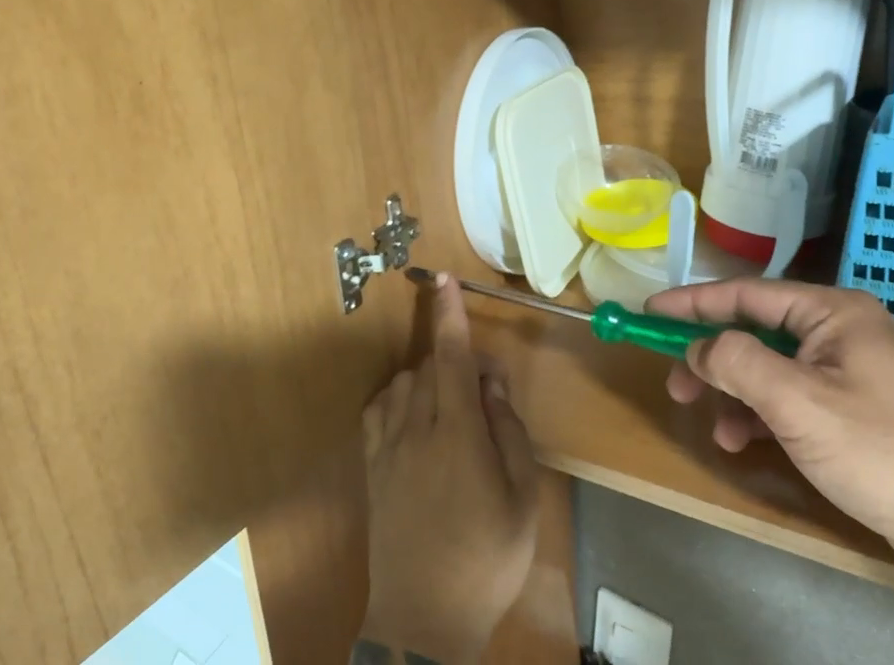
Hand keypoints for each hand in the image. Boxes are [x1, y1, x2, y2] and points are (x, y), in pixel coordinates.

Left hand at [359, 273, 538, 663]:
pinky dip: (398, 399)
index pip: (453, 358)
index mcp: (458, 434)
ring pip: (403, 383)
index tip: (443, 278)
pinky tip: (414, 419)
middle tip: (487, 393)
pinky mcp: (370, 466)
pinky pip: (378, 409)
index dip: (449, 315)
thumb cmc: (487, 559)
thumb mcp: (522, 499)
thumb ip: (509, 432)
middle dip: (457, 360)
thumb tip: (493, 383)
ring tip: (454, 411)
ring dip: (429, 380)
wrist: (424, 615)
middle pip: (430, 366)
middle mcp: (415, 428)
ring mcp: (386, 447)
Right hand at [645, 279, 893, 579]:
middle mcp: (843, 333)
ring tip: (715, 428)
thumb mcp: (796, 402)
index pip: (747, 295)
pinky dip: (764, 417)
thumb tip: (699, 347)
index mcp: (834, 314)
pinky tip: (746, 443)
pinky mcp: (859, 412)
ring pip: (773, 370)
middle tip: (675, 384)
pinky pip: (795, 399)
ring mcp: (854, 374)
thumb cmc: (882, 449)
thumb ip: (736, 362)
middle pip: (757, 333)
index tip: (648, 314)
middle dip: (713, 360)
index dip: (692, 303)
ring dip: (736, 396)